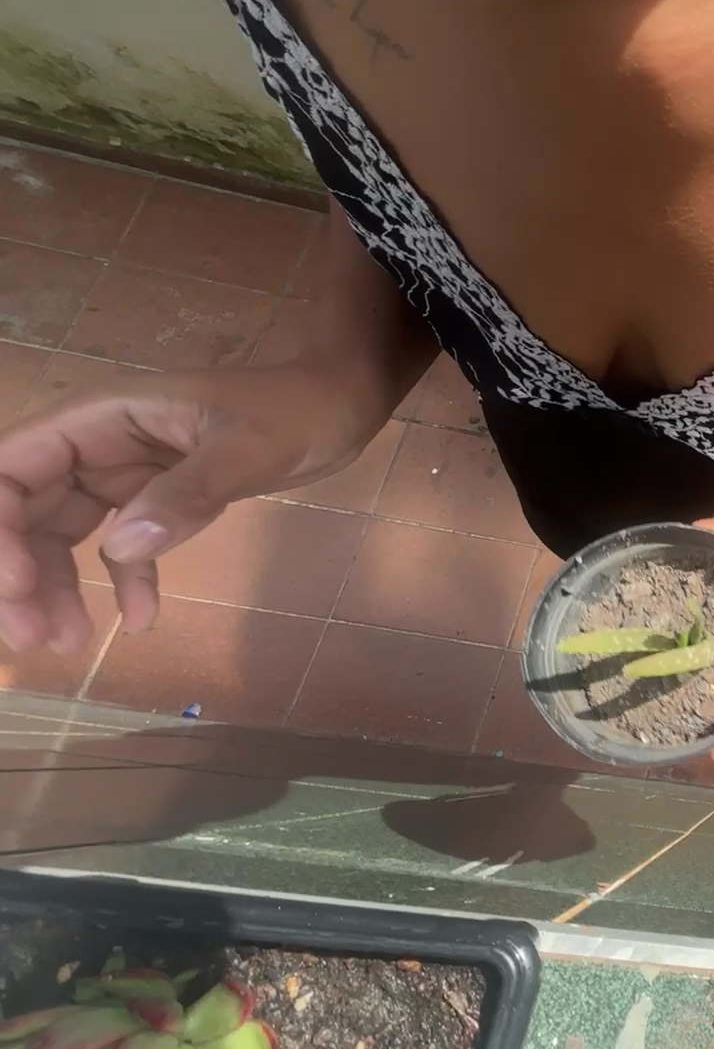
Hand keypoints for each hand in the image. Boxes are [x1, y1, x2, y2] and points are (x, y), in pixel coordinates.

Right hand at [0, 366, 386, 652]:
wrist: (345, 406)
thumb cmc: (299, 411)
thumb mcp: (250, 448)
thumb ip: (190, 492)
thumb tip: (123, 548)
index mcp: (99, 419)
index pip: (7, 473)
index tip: (14, 583)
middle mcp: (98, 446)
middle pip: (26, 513)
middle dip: (18, 574)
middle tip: (29, 636)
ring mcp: (130, 475)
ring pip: (68, 536)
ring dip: (59, 587)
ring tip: (63, 643)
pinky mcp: (166, 498)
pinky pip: (130, 545)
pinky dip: (130, 582)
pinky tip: (141, 622)